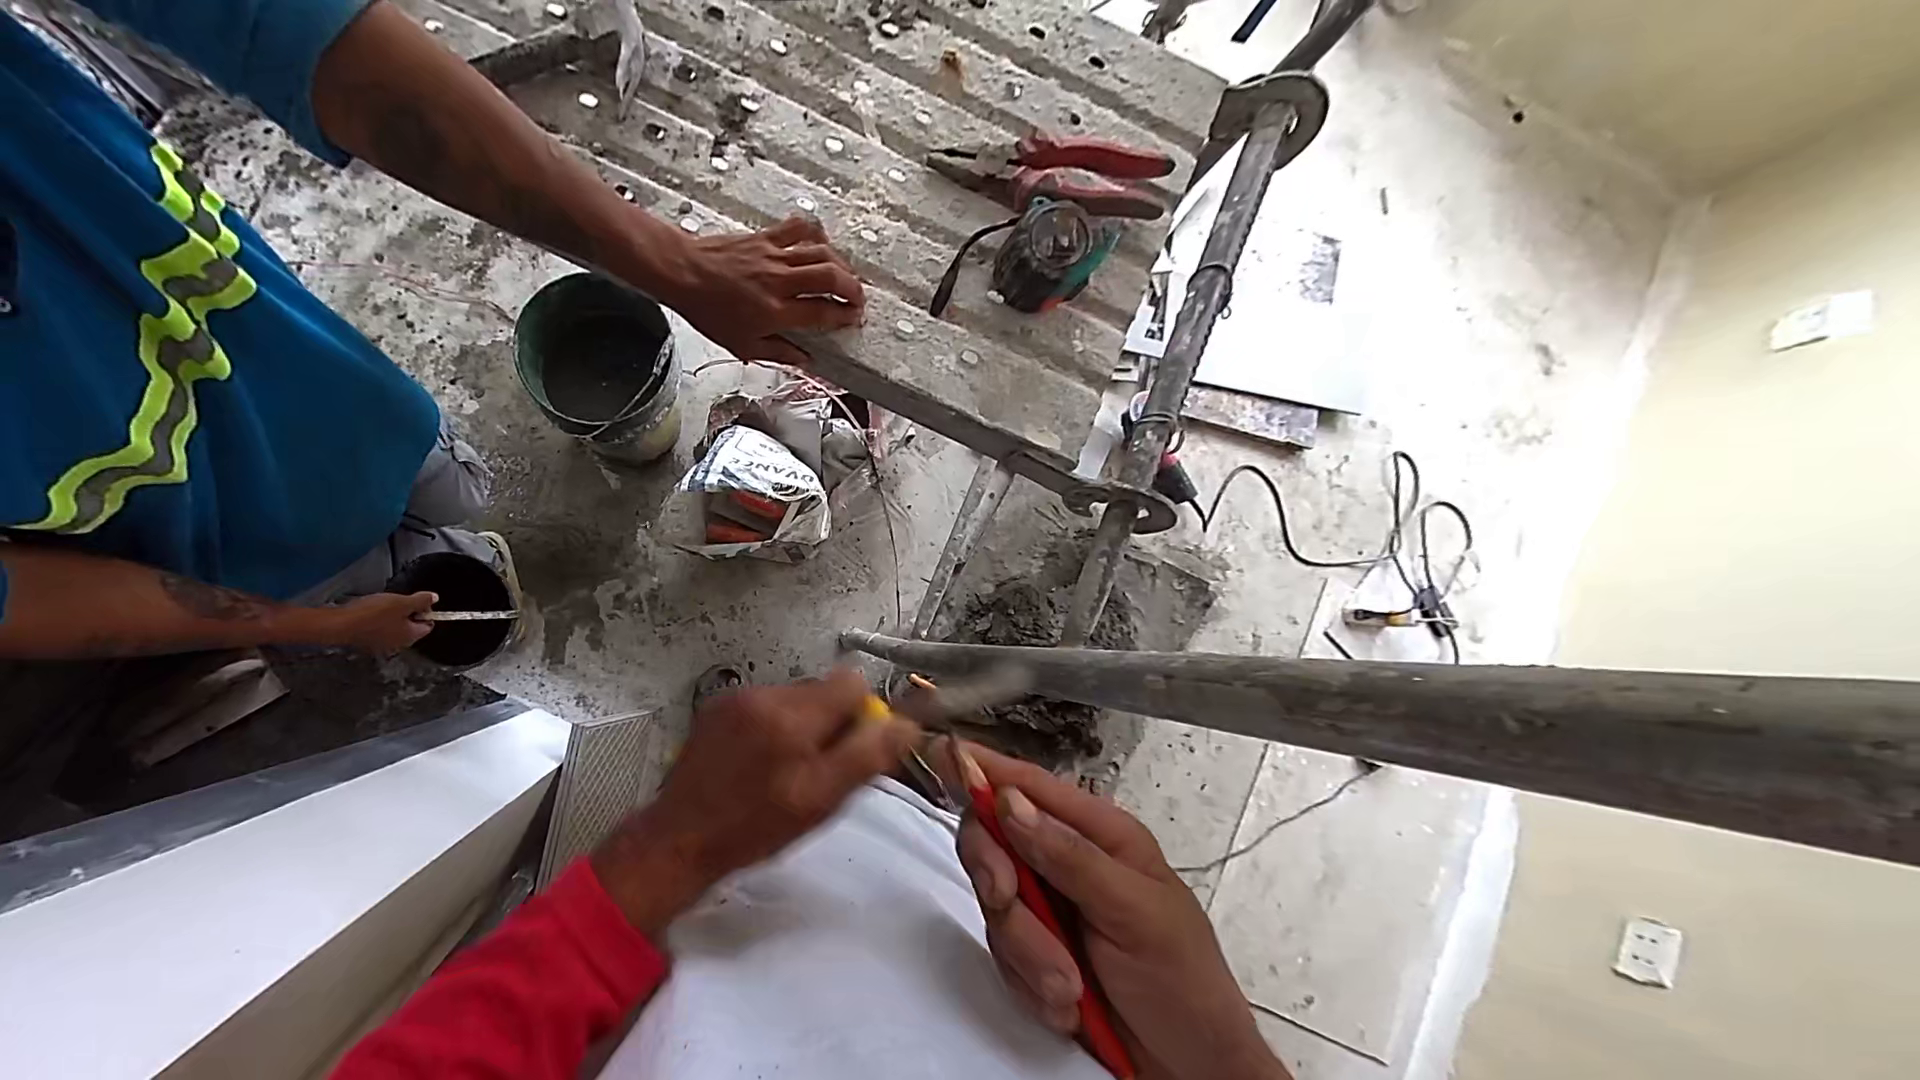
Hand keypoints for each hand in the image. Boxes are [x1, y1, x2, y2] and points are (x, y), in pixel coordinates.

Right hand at [324, 591, 436, 652]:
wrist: (336, 624)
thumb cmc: (373, 614)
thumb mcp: (403, 602)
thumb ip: (421, 600)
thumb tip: (434, 598)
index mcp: (411, 636)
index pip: (428, 624)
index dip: (425, 611)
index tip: (414, 601)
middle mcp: (398, 644)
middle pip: (411, 626)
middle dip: (407, 612)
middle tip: (396, 602)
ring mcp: (380, 645)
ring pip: (394, 626)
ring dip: (391, 615)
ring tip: (381, 606)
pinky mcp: (364, 642)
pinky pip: (378, 628)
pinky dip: (376, 620)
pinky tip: (368, 612)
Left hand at [591, 669, 918, 935]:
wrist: (677, 841)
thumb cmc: (756, 827)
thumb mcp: (822, 801)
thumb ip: (868, 756)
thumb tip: (908, 725)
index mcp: (793, 716)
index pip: (852, 682)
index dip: (860, 713)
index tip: (849, 748)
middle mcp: (765, 694)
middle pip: (823, 688)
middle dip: (831, 719)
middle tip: (819, 765)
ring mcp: (737, 697)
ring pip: (796, 696)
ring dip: (802, 721)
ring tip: (783, 766)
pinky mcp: (717, 705)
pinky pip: (766, 702)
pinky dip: (773, 723)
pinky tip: (758, 759)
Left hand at [661, 216, 865, 365]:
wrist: (682, 273)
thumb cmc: (708, 310)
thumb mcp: (743, 345)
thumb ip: (779, 353)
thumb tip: (805, 359)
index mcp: (775, 311)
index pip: (822, 312)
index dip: (844, 316)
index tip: (853, 320)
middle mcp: (778, 281)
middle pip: (830, 276)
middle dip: (852, 288)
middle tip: (858, 299)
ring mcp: (773, 255)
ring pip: (821, 252)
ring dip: (841, 264)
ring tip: (846, 277)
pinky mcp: (766, 238)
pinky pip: (799, 229)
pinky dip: (817, 235)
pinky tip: (823, 246)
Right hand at [937, 738, 1288, 1079]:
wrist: (1190, 1071)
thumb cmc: (1183, 979)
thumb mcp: (1135, 911)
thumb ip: (1071, 856)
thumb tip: (1010, 802)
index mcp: (1097, 831)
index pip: (1029, 786)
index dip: (985, 768)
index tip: (943, 754)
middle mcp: (1064, 858)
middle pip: (994, 839)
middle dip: (999, 878)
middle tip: (1011, 899)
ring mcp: (1046, 904)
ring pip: (995, 902)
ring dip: (1027, 950)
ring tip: (1069, 987)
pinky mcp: (1033, 949)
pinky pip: (1001, 950)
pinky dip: (1028, 981)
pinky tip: (1066, 1003)